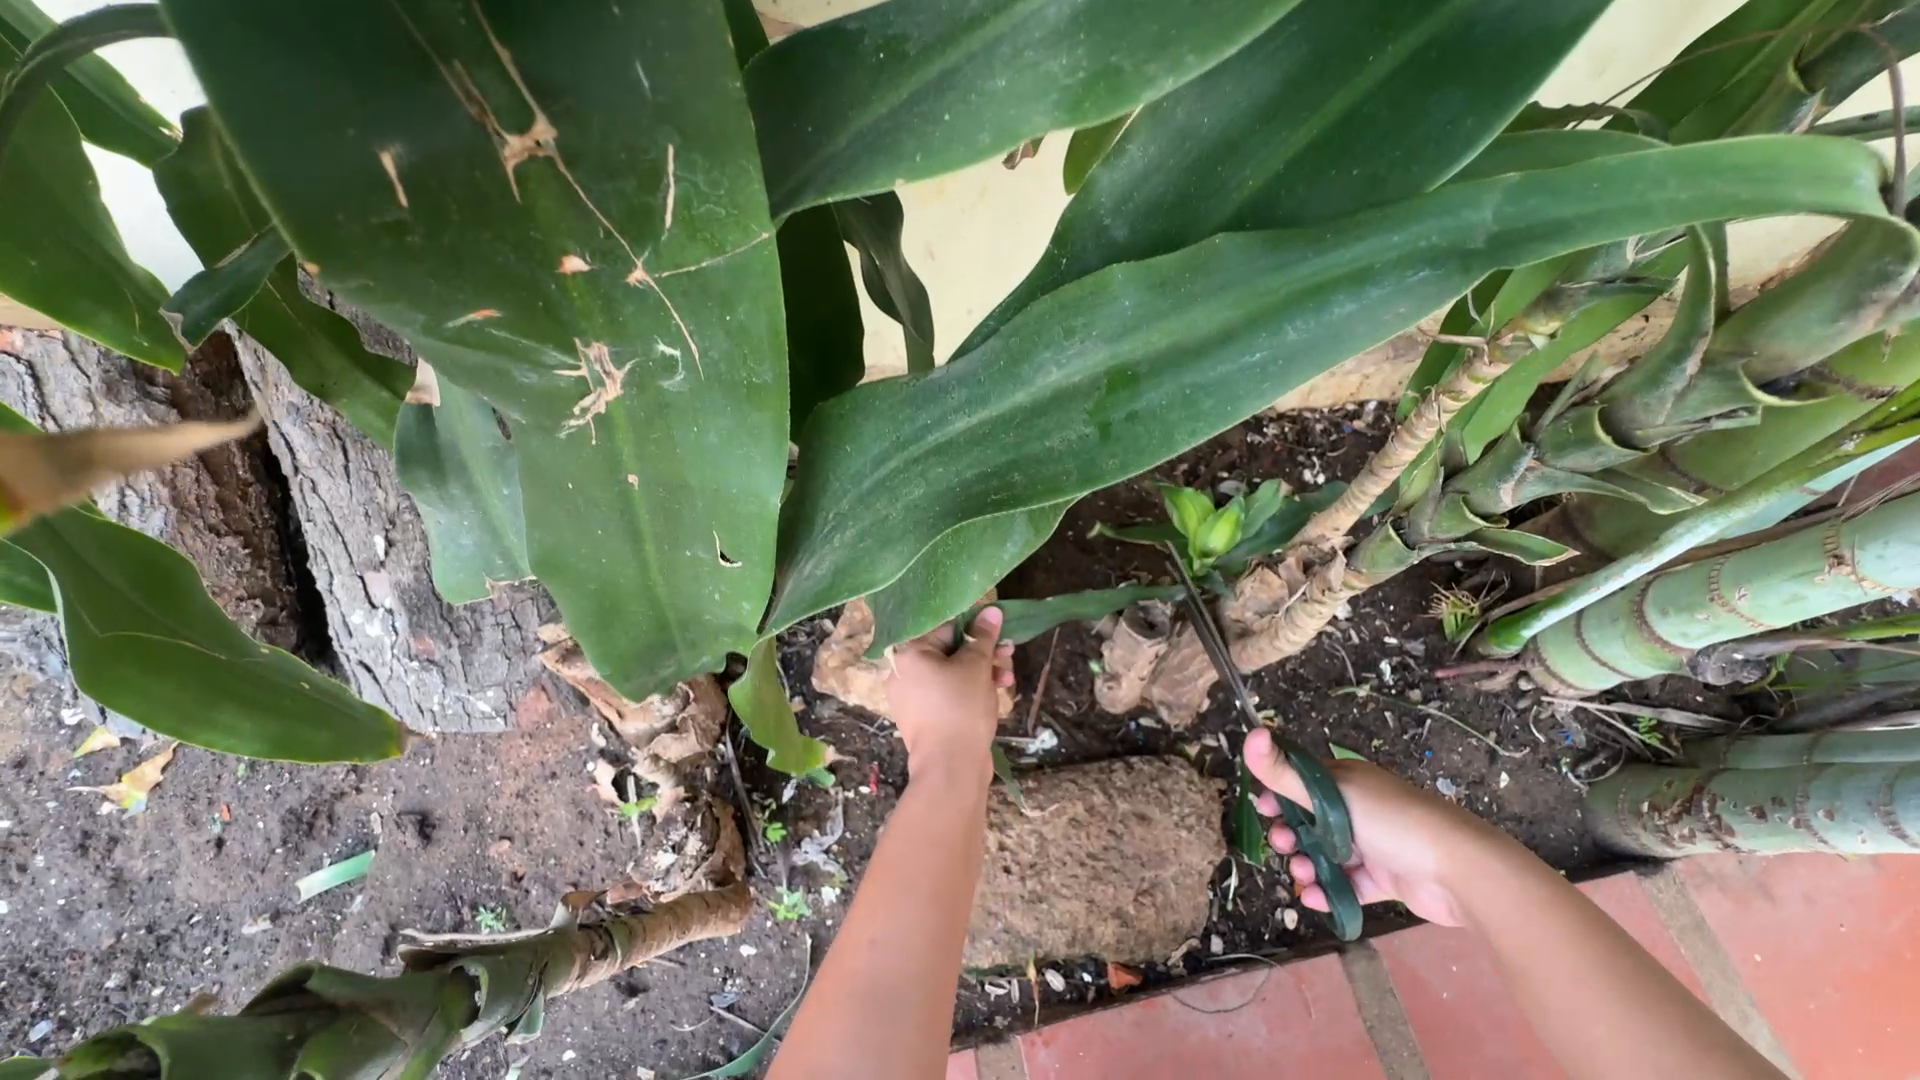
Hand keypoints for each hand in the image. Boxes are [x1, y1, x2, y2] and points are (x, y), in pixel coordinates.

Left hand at [886, 607, 1014, 782]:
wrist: (950, 767)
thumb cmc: (961, 707)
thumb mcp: (976, 666)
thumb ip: (983, 637)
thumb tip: (991, 610)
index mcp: (908, 654)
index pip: (944, 628)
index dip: (975, 627)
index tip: (999, 630)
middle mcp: (904, 674)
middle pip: (948, 651)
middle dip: (982, 652)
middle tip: (1008, 653)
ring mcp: (913, 698)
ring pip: (951, 674)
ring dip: (981, 671)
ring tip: (1008, 677)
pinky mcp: (925, 718)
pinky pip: (948, 694)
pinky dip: (969, 690)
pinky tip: (996, 692)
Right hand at [1243, 727, 1516, 926]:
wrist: (1460, 871)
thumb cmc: (1392, 822)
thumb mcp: (1331, 794)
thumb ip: (1284, 773)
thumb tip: (1251, 733)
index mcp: (1347, 781)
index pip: (1301, 780)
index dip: (1278, 794)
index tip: (1264, 810)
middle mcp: (1358, 808)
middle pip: (1310, 819)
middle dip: (1290, 833)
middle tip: (1284, 845)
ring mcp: (1373, 844)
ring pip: (1326, 854)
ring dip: (1307, 865)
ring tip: (1305, 877)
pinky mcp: (1385, 878)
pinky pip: (1348, 884)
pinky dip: (1330, 892)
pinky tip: (1317, 900)